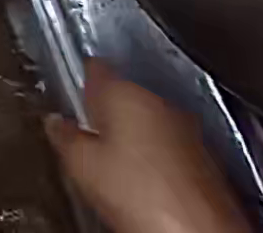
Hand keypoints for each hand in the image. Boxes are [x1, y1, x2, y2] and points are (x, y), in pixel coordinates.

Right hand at [46, 60, 250, 232]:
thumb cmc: (140, 195)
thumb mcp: (82, 166)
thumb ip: (63, 136)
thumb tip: (56, 123)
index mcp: (123, 92)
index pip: (93, 67)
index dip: (78, 79)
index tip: (68, 99)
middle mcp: (156, 101)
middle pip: (120, 95)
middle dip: (103, 114)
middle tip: (86, 142)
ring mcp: (186, 130)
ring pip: (145, 121)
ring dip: (131, 137)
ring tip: (115, 169)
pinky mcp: (207, 161)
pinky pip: (168, 146)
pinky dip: (155, 159)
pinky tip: (145, 185)